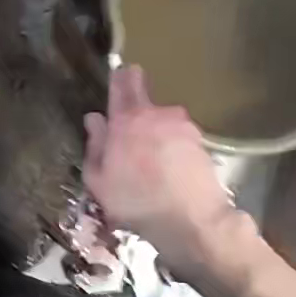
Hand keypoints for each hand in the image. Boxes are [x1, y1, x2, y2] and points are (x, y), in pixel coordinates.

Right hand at [83, 66, 246, 272]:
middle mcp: (156, 114)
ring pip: (162, 120)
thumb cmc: (135, 202)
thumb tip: (94, 119)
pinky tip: (168, 170)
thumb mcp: (99, 181)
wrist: (190, 219)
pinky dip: (171, 147)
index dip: (119, 78)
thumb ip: (95, 146)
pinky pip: (179, 137)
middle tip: (129, 134)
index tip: (118, 77)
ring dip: (155, 132)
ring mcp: (183, 125)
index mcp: (126, 120)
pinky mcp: (201, 141)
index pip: (122, 83)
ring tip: (149, 162)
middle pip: (144, 97)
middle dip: (135, 108)